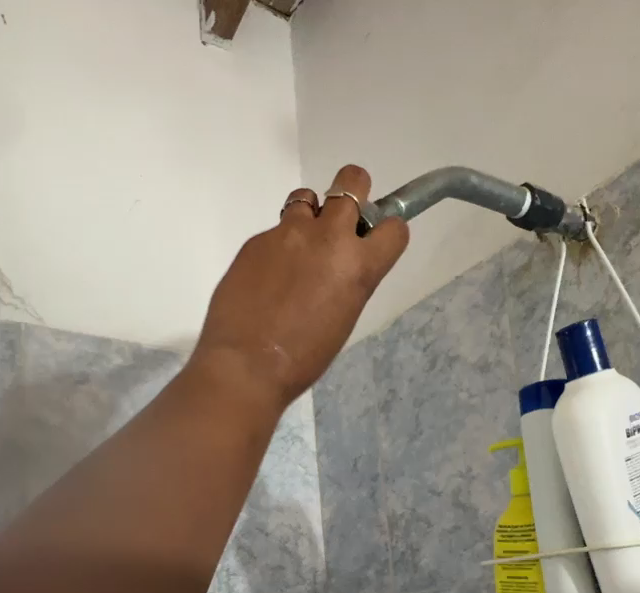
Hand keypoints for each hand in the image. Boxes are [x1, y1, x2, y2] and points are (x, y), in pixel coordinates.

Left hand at [191, 164, 410, 404]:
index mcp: (358, 265)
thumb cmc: (303, 358)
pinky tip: (265, 280)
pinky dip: (276, 249)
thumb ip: (348, 281)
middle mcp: (327, 238)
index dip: (386, 232)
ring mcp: (287, 233)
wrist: (246, 365)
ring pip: (306, 198)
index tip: (373, 243)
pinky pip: (274, 232)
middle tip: (339, 224)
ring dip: (308, 217)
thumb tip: (339, 267)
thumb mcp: (343, 319)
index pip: (393, 227)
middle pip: (352, 181)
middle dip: (352, 194)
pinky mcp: (255, 240)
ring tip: (296, 252)